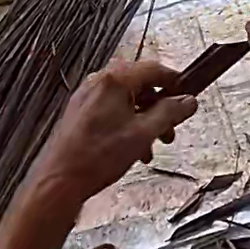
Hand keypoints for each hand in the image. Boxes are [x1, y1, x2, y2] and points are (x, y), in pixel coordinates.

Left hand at [29, 59, 198, 205]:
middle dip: (159, 106)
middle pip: (140, 84)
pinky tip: (134, 148)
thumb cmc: (96, 156)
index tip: (187, 94)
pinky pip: (112, 110)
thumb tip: (188, 101)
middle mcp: (98, 83)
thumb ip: (169, 113)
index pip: (153, 69)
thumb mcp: (144, 133)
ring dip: (145, 118)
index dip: (174, 81)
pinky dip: (128, 123)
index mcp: (114, 80)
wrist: (60, 180)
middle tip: (171, 126)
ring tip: (153, 144)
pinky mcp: (81, 112)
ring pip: (127, 99)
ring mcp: (87, 97)